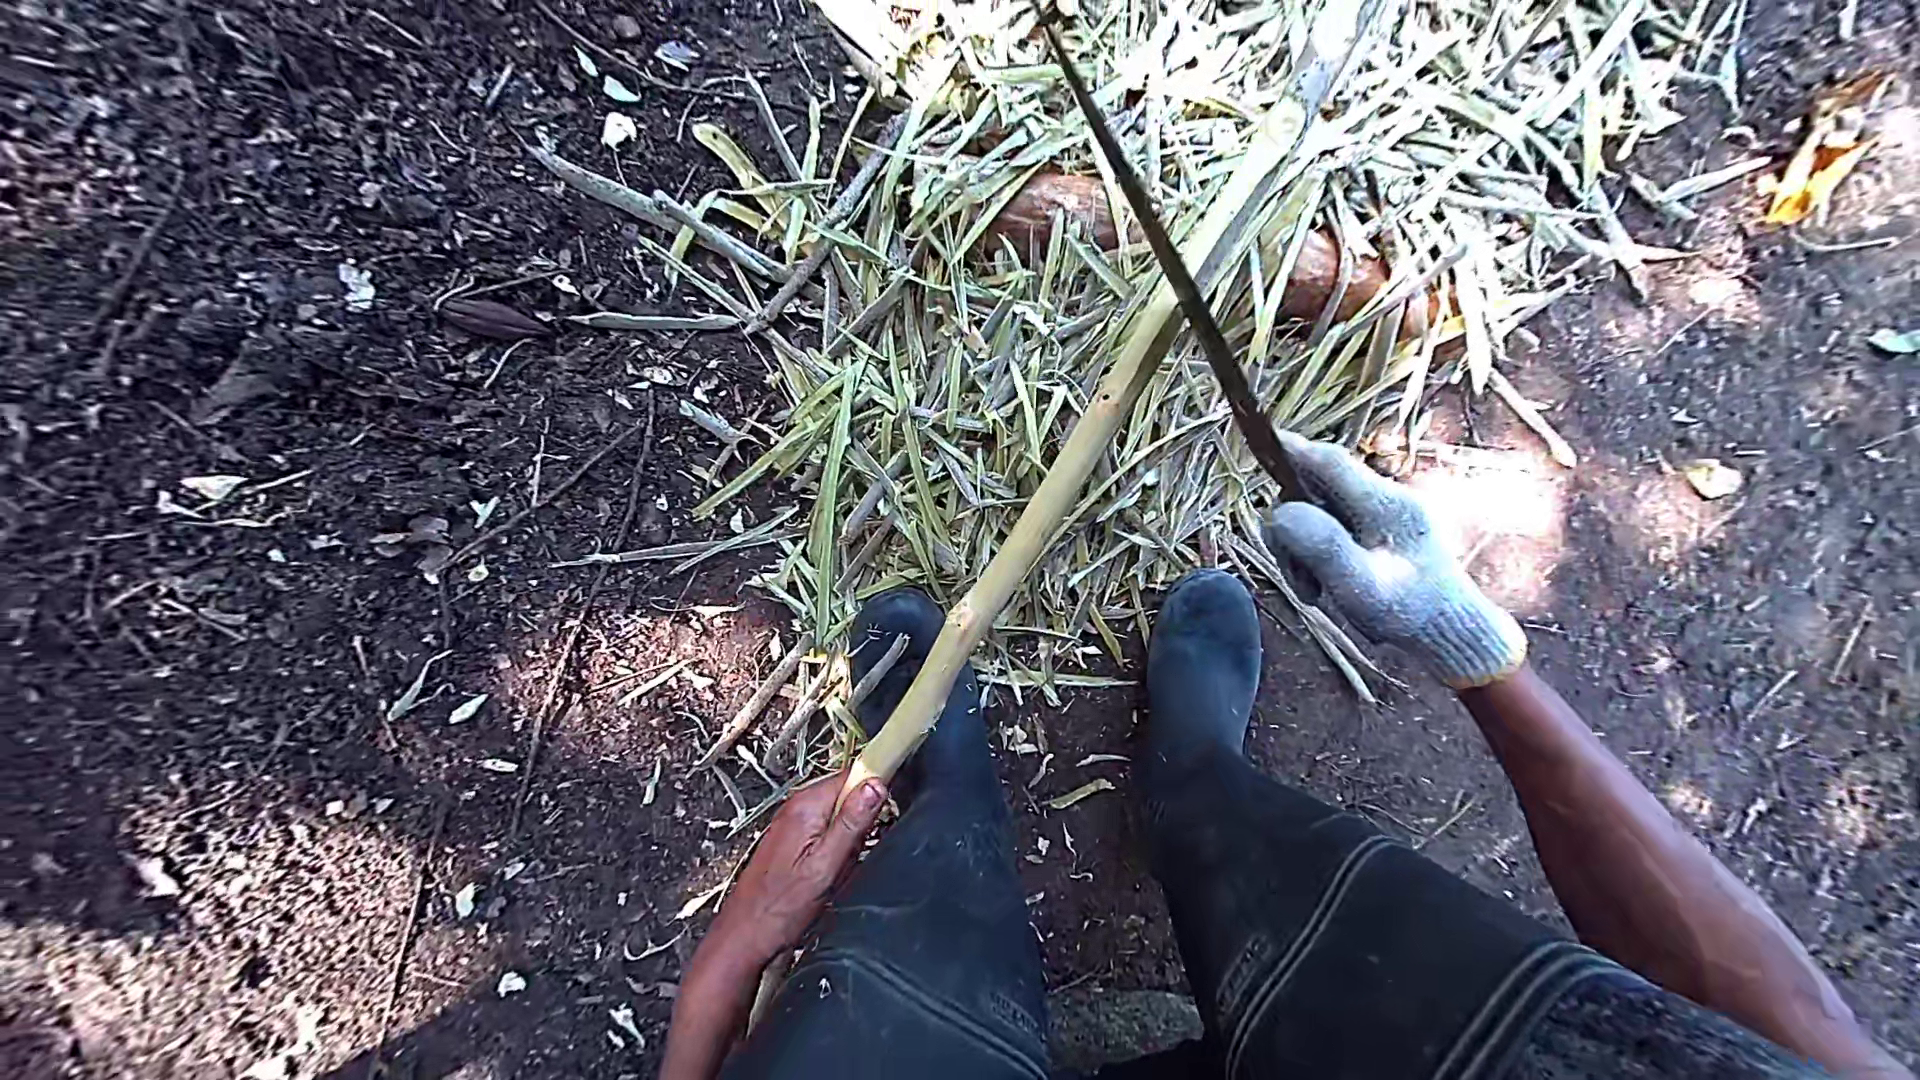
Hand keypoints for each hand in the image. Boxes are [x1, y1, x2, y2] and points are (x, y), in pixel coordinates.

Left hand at [661, 771, 887, 1079]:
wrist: (742, 940)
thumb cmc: (776, 910)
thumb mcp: (824, 866)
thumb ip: (852, 822)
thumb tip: (876, 784)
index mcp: (807, 805)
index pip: (855, 773)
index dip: (875, 790)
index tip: (883, 813)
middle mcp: (798, 805)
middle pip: (850, 796)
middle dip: (860, 826)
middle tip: (851, 857)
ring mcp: (794, 821)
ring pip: (842, 818)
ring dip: (848, 843)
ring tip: (835, 872)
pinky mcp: (793, 838)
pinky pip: (828, 834)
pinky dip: (835, 853)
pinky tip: (825, 877)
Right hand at [1263, 431, 1525, 687]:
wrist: (1449, 635)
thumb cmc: (1408, 614)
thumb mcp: (1360, 587)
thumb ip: (1322, 546)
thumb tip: (1279, 511)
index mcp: (1387, 505)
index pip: (1330, 462)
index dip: (1292, 449)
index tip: (1260, 439)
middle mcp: (1384, 499)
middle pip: (1312, 490)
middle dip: (1289, 528)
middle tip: (1296, 574)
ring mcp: (1379, 514)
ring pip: (1312, 513)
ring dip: (1298, 549)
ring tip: (1313, 589)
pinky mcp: (1373, 529)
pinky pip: (1325, 528)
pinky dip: (1311, 555)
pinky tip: (1321, 584)